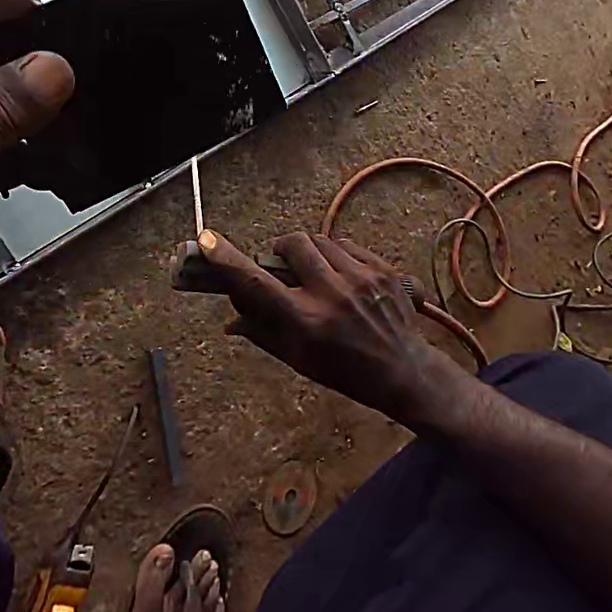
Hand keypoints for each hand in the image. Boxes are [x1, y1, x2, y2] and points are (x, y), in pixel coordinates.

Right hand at [199, 231, 470, 425]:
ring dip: (309, 251)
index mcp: (306, 321)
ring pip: (321, 241)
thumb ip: (263, 333)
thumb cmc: (346, 370)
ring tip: (315, 272)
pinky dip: (336, 254)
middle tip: (281, 263)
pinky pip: (347, 245)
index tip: (208, 240)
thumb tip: (229, 319)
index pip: (257, 282)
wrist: (403, 369)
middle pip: (293, 244)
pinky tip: (339, 274)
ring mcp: (360, 278)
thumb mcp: (299, 359)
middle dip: (281, 248)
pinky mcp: (382, 269)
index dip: (227, 259)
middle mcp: (332, 294)